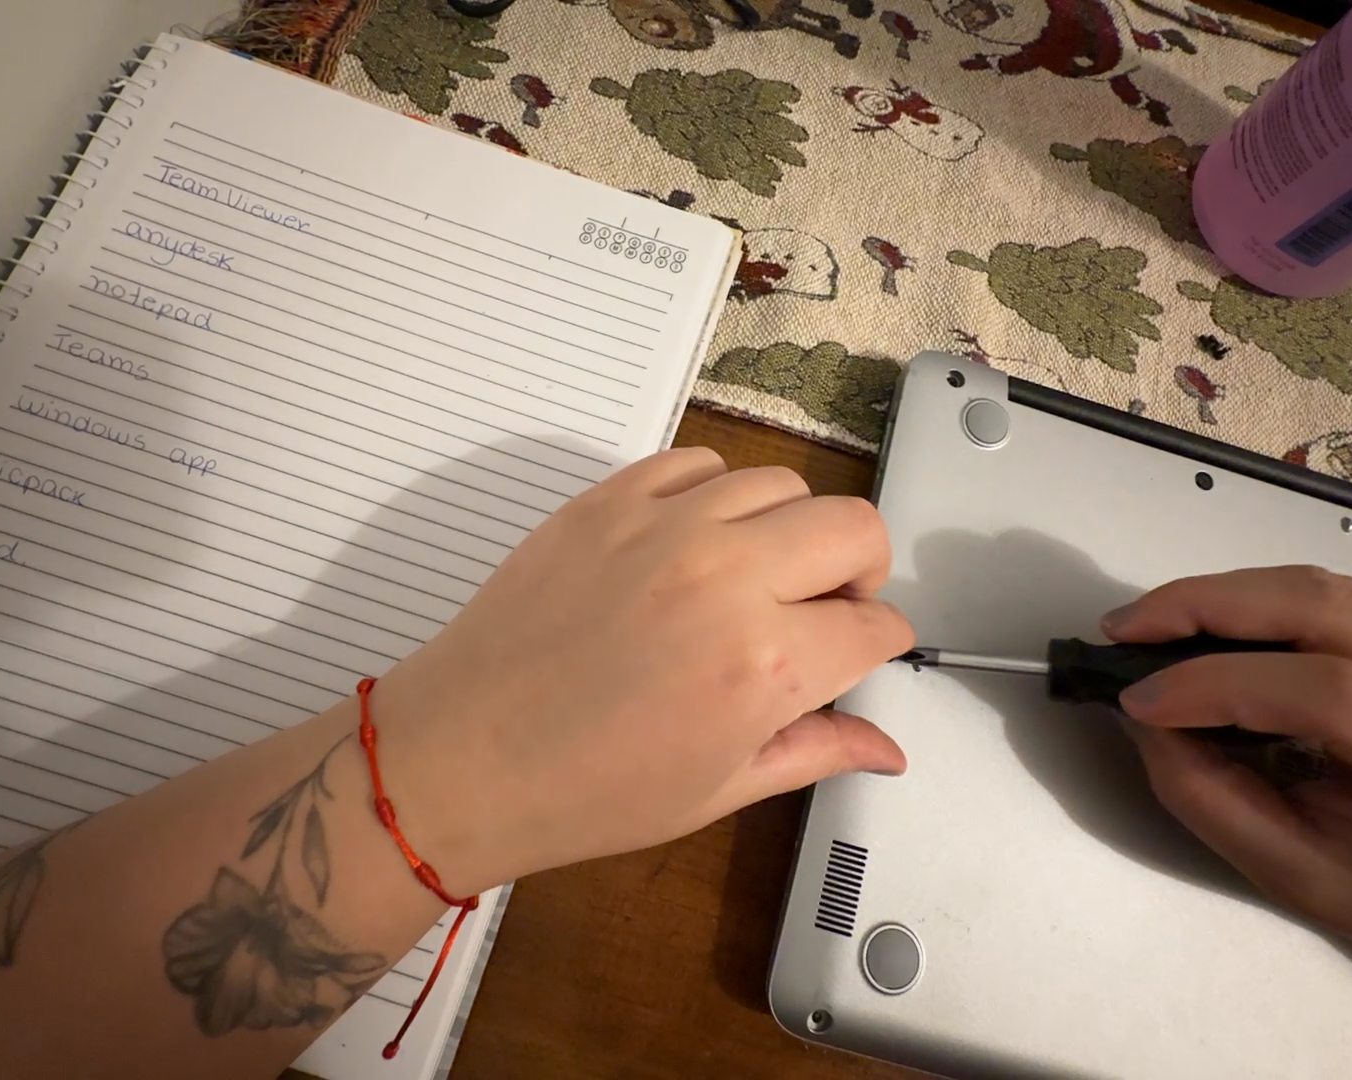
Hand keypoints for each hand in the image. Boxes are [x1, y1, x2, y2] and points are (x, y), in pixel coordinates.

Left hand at [371, 448, 911, 894]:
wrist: (464, 755)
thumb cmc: (588, 791)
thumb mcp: (718, 789)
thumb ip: (817, 751)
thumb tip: (887, 747)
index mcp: (764, 665)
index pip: (875, 626)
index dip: (883, 641)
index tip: (867, 647)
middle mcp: (727, 576)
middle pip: (855, 528)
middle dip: (862, 570)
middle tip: (828, 606)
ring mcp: (665, 524)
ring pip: (782, 484)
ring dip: (790, 529)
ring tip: (756, 572)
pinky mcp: (610, 498)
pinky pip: (698, 462)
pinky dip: (716, 494)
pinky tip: (696, 538)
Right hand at [1105, 566, 1351, 1003]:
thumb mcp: (1303, 880)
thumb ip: (1212, 797)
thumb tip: (1142, 716)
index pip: (1342, 696)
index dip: (1222, 686)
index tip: (1135, 702)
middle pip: (1328, 609)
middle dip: (1205, 607)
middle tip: (1121, 631)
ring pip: (1320, 587)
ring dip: (1218, 596)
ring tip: (1146, 626)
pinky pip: (1324, 595)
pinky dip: (1247, 600)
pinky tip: (1204, 627)